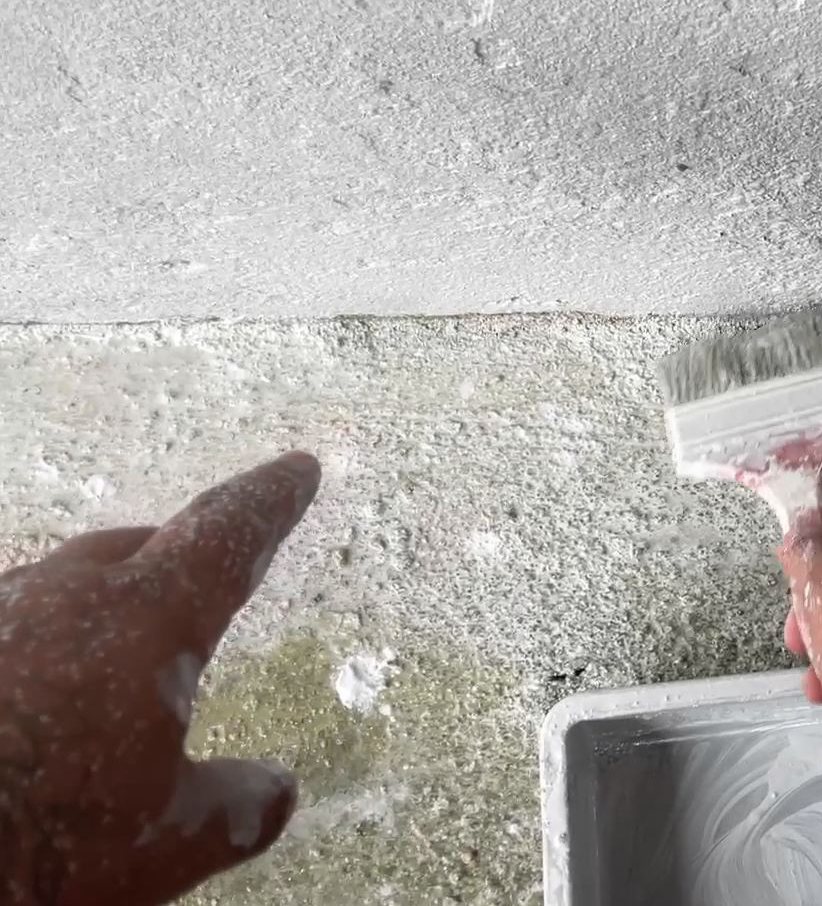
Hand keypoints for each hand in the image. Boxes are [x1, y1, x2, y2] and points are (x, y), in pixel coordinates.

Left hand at [0, 452, 320, 904]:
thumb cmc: (36, 846)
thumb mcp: (166, 846)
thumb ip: (235, 803)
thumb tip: (272, 791)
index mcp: (145, 620)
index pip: (228, 536)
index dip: (270, 501)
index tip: (298, 468)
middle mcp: (52, 607)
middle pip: (121, 547)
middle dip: (165, 548)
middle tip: (194, 563)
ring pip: (36, 590)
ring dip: (78, 603)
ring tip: (94, 641)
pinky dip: (17, 651)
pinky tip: (15, 691)